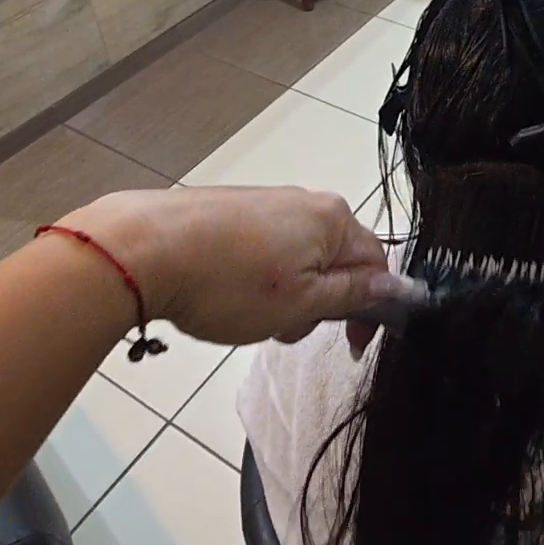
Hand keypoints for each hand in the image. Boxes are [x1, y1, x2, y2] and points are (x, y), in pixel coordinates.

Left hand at [59, 186, 419, 345]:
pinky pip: (268, 245)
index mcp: (332, 217)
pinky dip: (262, 276)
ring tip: (252, 316)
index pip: (377, 262)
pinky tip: (229, 293)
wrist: (146, 247)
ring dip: (291, 292)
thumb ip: (353, 293)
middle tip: (288, 329)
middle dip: (324, 300)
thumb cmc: (231, 283)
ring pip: (301, 255)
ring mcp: (268, 199)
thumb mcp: (301, 303)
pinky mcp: (235, 207)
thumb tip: (397, 286)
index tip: (351, 344)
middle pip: (338, 257)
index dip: (373, 307)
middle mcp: (306, 199)